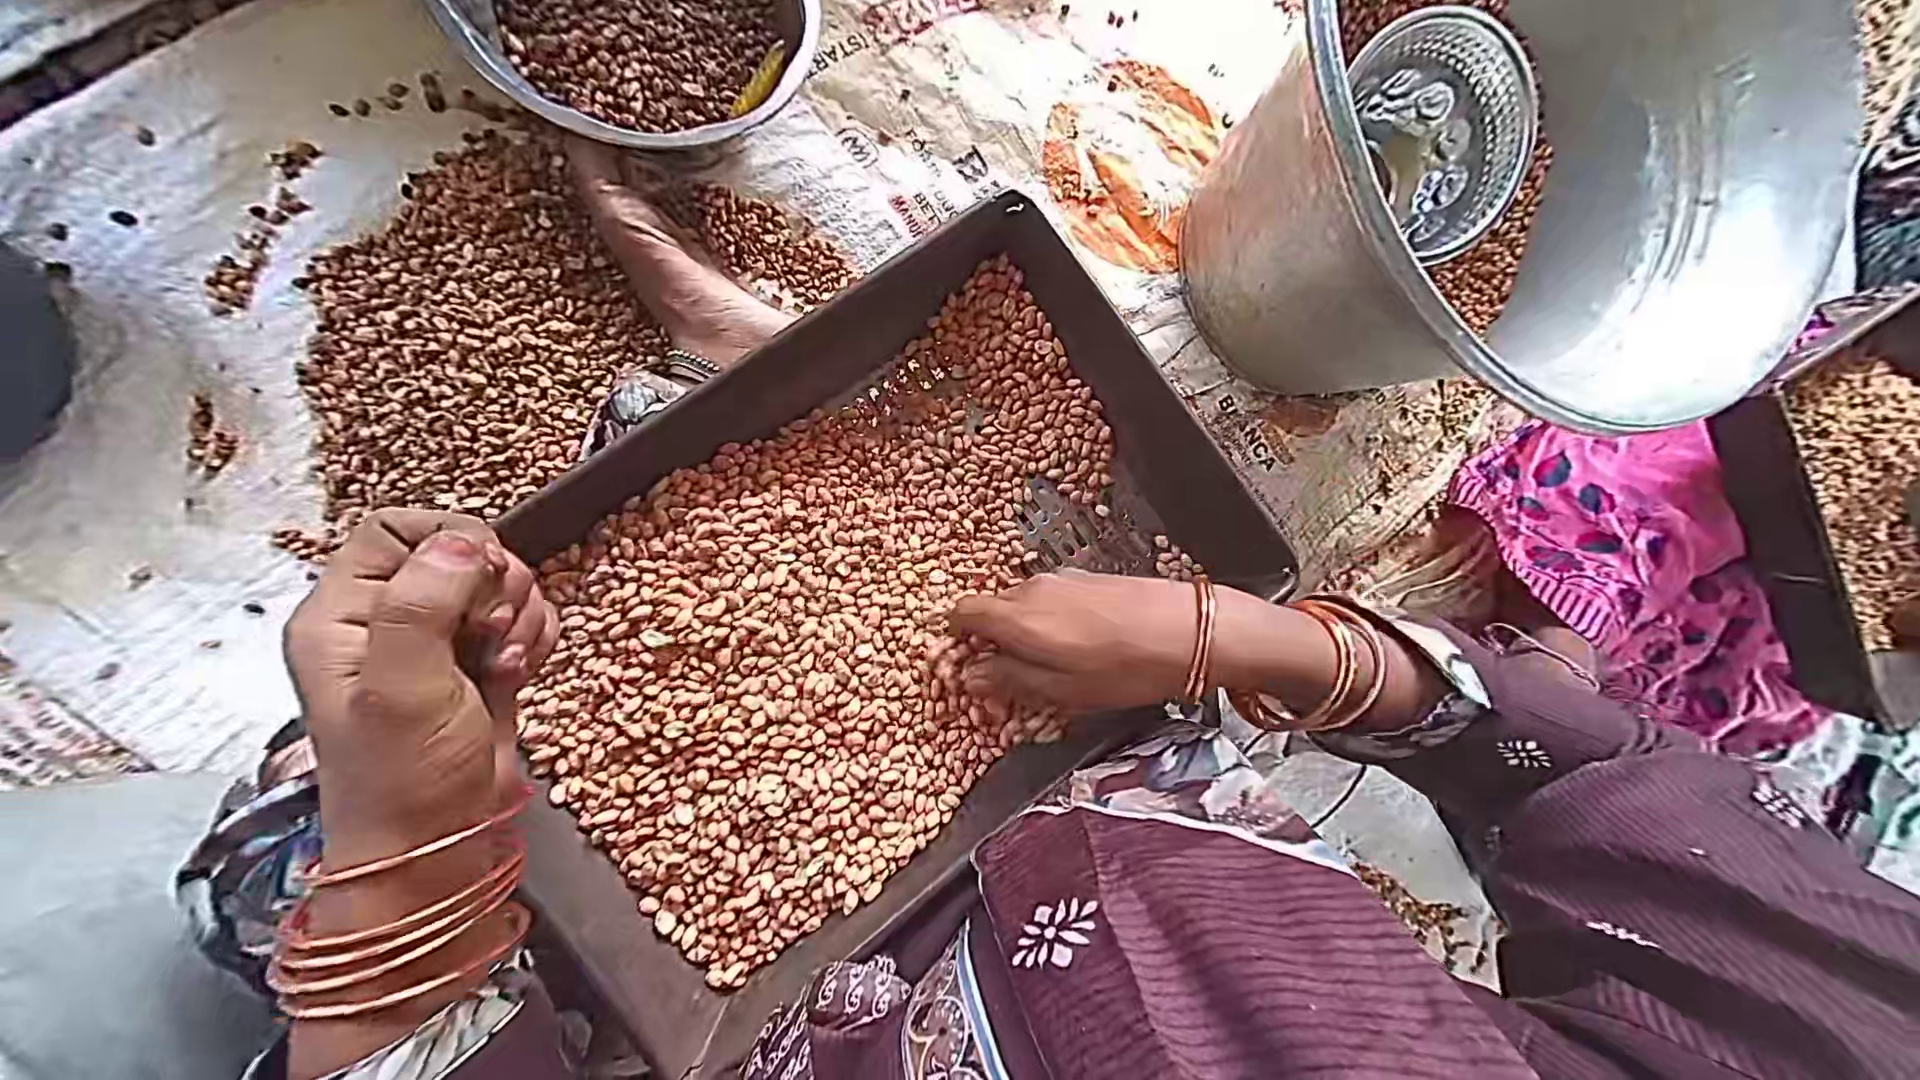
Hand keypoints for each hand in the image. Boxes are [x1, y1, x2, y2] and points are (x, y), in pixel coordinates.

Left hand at [284, 510, 557, 867]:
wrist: (445, 834)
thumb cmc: (406, 774)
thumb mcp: (403, 691)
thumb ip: (422, 607)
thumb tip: (464, 540)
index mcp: (347, 613)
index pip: (397, 529)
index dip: (450, 541)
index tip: (481, 580)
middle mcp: (395, 615)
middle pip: (466, 550)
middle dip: (498, 586)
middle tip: (490, 634)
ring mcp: (445, 636)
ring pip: (505, 583)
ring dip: (524, 616)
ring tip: (504, 663)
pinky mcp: (487, 653)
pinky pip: (530, 615)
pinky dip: (539, 636)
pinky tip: (519, 670)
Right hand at [948, 570, 1283, 710]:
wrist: (1192, 630)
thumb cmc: (1123, 669)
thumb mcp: (1061, 690)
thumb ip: (1008, 678)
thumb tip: (969, 674)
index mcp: (1016, 617)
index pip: (962, 612)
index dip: (958, 638)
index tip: (971, 661)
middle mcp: (1031, 589)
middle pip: (991, 607)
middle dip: (993, 637)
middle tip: (1015, 672)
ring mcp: (1060, 579)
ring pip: (1022, 602)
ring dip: (1024, 629)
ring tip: (1056, 661)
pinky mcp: (1086, 577)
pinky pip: (1049, 597)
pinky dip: (1049, 618)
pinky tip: (1082, 642)